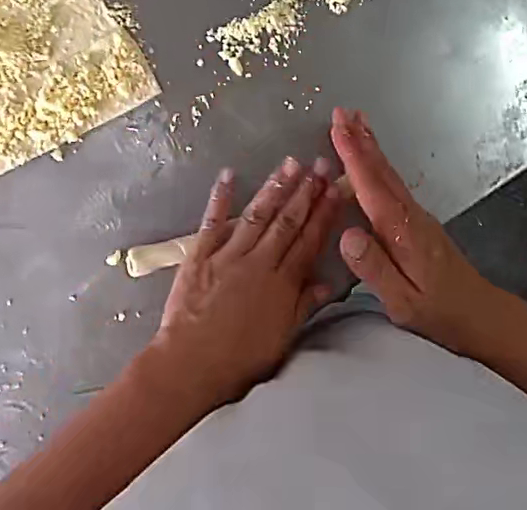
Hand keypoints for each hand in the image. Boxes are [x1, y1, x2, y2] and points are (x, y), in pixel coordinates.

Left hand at [145, 157, 343, 407]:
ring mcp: (228, 253)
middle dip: (306, 191)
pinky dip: (221, 196)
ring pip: (257, 214)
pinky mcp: (201, 252)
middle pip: (287, 221)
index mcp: (282, 283)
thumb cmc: (239, 359)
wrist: (191, 363)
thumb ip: (304, 306)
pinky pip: (213, 219)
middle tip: (320, 164)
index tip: (335, 188)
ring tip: (290, 163)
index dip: (324, 212)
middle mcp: (259, 261)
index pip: (309, 240)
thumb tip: (329, 283)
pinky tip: (229, 173)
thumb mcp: (281, 339)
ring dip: (275, 187)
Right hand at [330, 107, 507, 356]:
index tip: (337, 127)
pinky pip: (391, 181)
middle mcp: (408, 215)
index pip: (370, 185)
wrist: (484, 316)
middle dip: (358, 139)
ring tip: (354, 120)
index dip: (352, 154)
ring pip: (387, 172)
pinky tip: (372, 157)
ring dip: (369, 145)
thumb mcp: (403, 303)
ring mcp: (415, 215)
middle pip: (380, 170)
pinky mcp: (416, 220)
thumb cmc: (441, 314)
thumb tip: (346, 235)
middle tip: (340, 111)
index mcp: (401, 231)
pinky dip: (378, 162)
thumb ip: (374, 269)